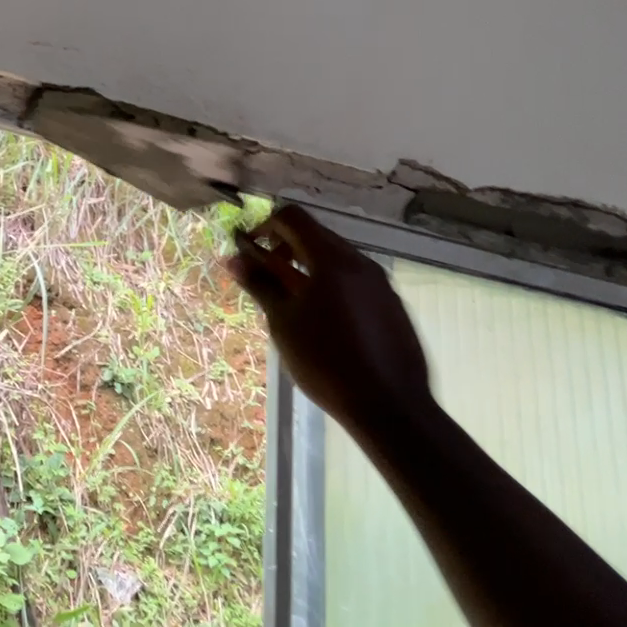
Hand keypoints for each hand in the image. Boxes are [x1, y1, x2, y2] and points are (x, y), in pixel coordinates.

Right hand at [224, 205, 431, 434]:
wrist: (391, 409)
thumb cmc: (326, 361)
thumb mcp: (282, 322)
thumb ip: (260, 284)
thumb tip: (234, 260)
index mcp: (331, 260)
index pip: (293, 217)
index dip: (265, 226)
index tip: (251, 252)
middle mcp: (360, 262)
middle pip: (316, 235)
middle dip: (285, 247)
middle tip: (266, 277)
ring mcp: (381, 284)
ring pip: (336, 258)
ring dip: (307, 267)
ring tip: (292, 302)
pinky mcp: (392, 306)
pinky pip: (355, 280)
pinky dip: (331, 285)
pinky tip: (324, 321)